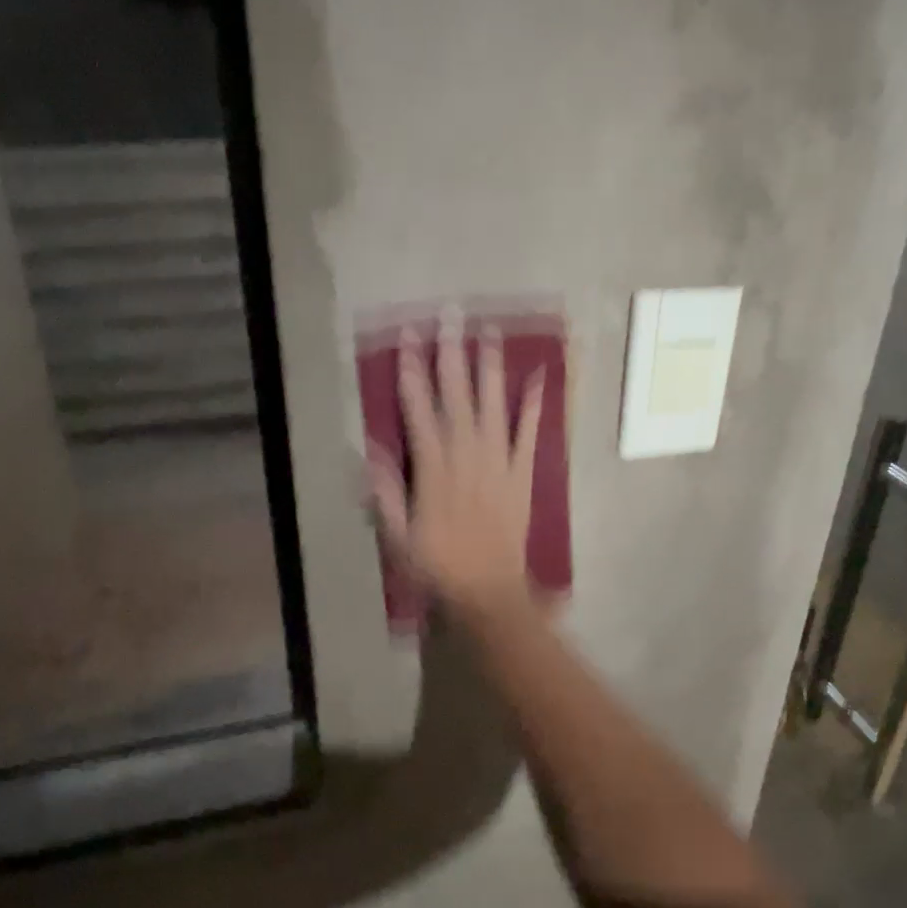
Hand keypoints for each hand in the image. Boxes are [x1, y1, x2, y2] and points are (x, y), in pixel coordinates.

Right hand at [368, 322, 545, 622]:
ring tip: (490, 333)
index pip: (419, 412)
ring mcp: (499, 463)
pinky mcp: (523, 474)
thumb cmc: (437, 566)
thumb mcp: (398, 536)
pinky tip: (537, 377)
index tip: (409, 339)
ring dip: (490, 369)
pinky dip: (534, 406)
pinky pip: (529, 434)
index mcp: (434, 470)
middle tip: (451, 316)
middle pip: (457, 398)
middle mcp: (467, 457)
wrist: (489, 591)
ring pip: (493, 407)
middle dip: (451, 356)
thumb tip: (368, 450)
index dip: (413, 374)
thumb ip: (386, 492)